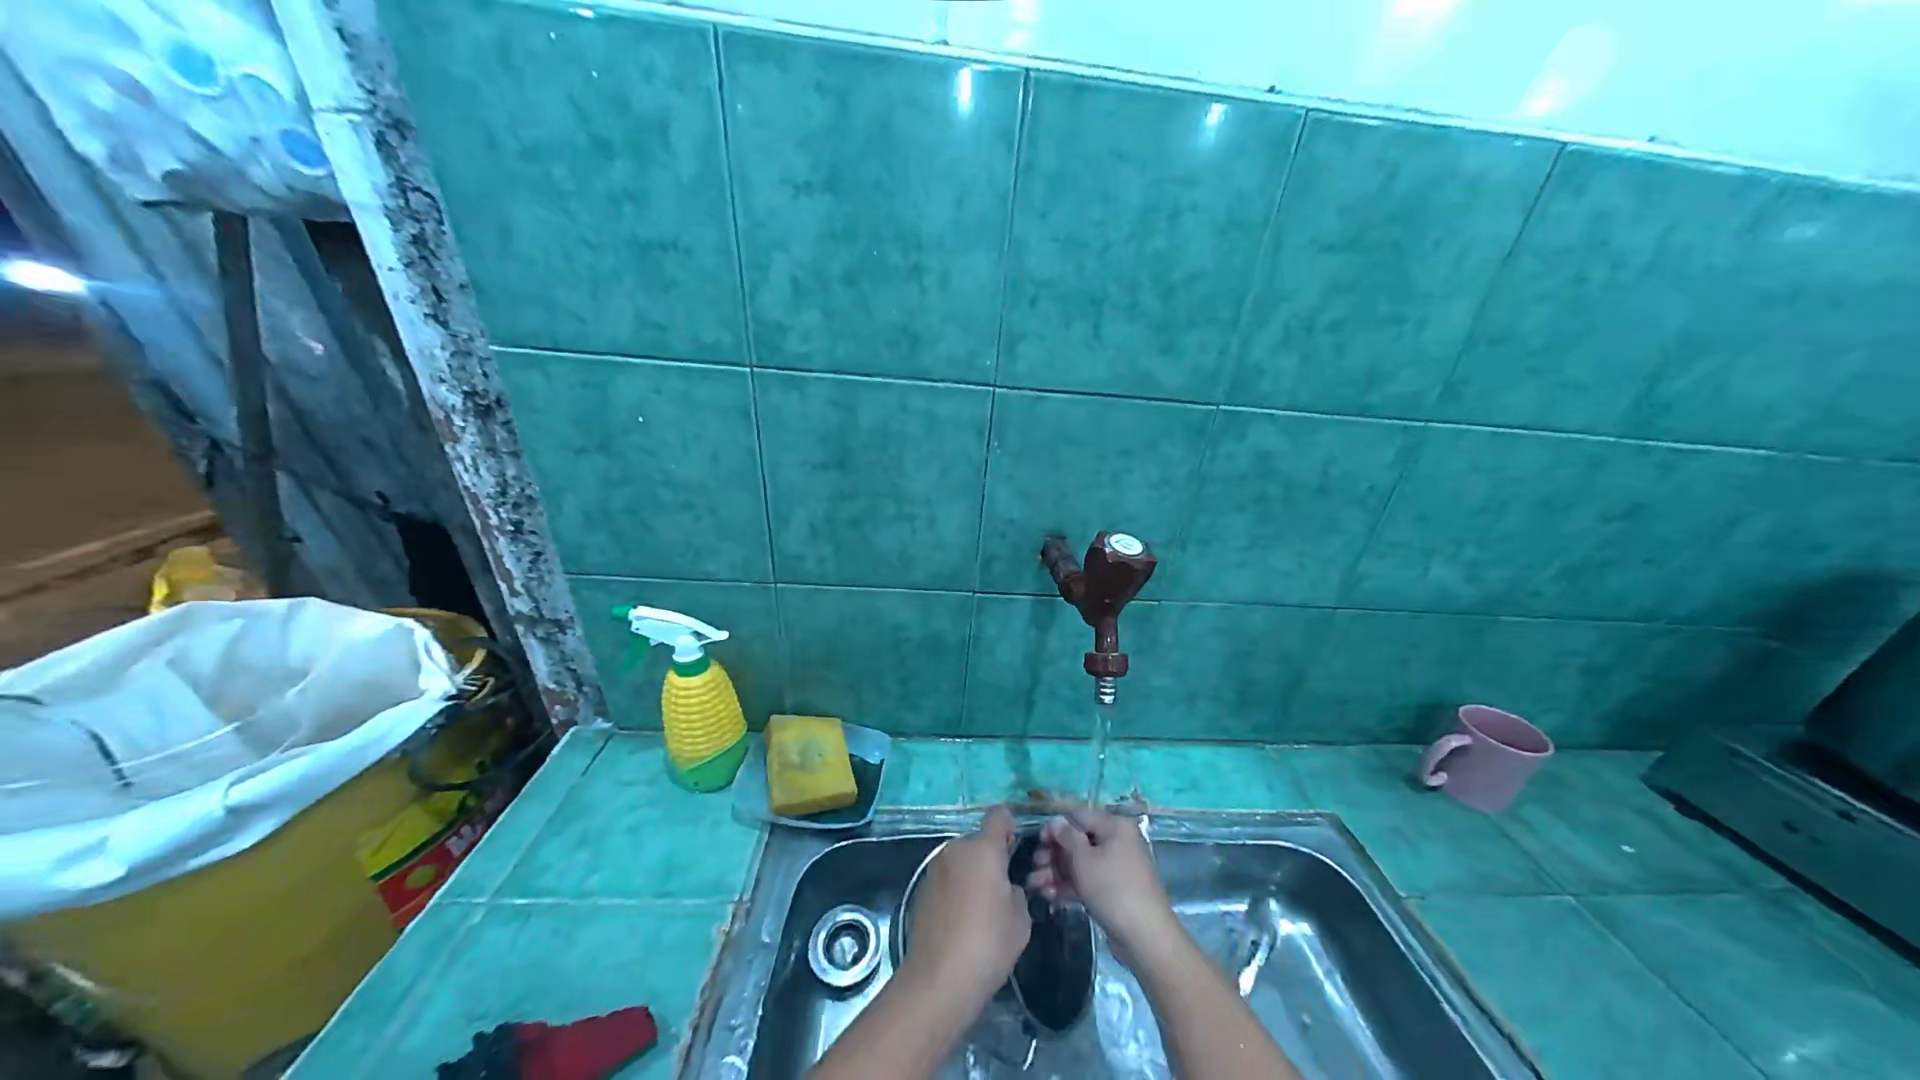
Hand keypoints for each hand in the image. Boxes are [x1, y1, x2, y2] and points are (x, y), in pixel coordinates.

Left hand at [902, 805, 1031, 1006]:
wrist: (938, 979)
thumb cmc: (988, 943)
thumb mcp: (1021, 918)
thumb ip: (1016, 890)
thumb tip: (1004, 887)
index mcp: (982, 848)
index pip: (999, 815)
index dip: (1010, 825)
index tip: (1017, 847)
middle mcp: (955, 849)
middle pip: (979, 841)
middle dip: (992, 858)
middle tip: (1004, 889)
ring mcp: (935, 868)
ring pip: (962, 860)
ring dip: (973, 874)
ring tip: (983, 909)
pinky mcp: (922, 889)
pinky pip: (948, 878)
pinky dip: (957, 889)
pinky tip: (963, 920)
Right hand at [1026, 808, 1176, 953]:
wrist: (1145, 937)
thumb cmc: (1113, 889)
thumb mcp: (1084, 860)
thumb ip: (1067, 837)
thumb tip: (1056, 821)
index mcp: (1115, 826)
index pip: (1079, 816)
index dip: (1056, 827)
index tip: (1038, 842)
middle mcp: (1117, 841)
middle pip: (1078, 841)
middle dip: (1053, 854)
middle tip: (1035, 867)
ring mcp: (1116, 867)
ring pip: (1080, 863)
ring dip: (1056, 872)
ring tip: (1036, 886)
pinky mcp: (1113, 890)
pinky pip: (1087, 880)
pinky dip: (1069, 886)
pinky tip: (1050, 896)